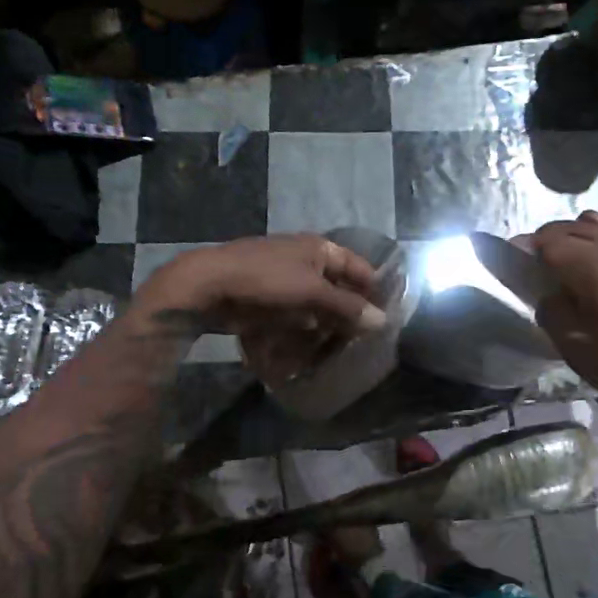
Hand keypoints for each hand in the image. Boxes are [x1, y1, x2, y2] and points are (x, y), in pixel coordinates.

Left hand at [138, 234, 384, 337]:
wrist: (210, 284)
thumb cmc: (266, 279)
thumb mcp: (312, 291)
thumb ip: (347, 307)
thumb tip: (381, 320)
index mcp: (319, 248)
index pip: (358, 267)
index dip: (373, 288)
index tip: (387, 315)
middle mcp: (304, 260)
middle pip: (337, 287)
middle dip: (350, 311)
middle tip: (366, 339)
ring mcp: (284, 280)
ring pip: (316, 304)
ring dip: (327, 324)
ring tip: (343, 349)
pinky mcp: (268, 299)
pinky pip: (295, 315)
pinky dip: (304, 329)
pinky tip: (312, 348)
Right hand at [529, 212, 597, 416]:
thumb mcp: (577, 348)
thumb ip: (552, 314)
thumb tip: (549, 296)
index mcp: (587, 261)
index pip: (542, 240)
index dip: (520, 250)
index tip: (508, 265)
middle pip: (567, 226)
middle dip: (544, 241)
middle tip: (533, 271)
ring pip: (594, 227)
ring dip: (573, 240)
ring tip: (565, 271)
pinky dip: (597, 247)